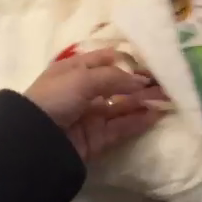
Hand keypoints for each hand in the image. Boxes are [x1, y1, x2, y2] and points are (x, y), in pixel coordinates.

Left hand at [23, 48, 168, 160]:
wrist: (34, 140)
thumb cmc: (55, 97)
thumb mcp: (82, 79)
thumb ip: (115, 78)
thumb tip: (142, 81)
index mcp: (73, 70)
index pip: (103, 60)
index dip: (125, 60)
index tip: (148, 61)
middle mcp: (82, 91)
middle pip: (116, 84)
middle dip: (138, 83)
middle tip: (164, 82)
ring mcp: (90, 115)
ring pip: (121, 106)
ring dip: (142, 101)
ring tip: (166, 98)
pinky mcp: (96, 138)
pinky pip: (120, 127)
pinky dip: (138, 121)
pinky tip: (155, 114)